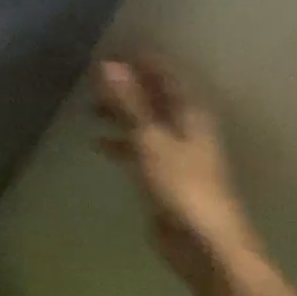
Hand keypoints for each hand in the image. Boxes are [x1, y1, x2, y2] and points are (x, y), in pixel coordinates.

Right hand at [95, 57, 259, 283]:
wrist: (206, 247)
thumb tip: (108, 63)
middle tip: (92, 77)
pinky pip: (141, 147)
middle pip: (156, 96)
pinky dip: (122, 141)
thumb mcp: (149, 139)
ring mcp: (179, 153)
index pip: (167, 73)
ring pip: (147, 121)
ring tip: (90, 107)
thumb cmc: (181, 186)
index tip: (111, 49)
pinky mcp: (167, 176)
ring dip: (122, 112)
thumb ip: (128, 102)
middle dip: (127, 85)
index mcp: (191, 113)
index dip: (141, 60)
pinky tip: (99, 143)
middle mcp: (187, 127)